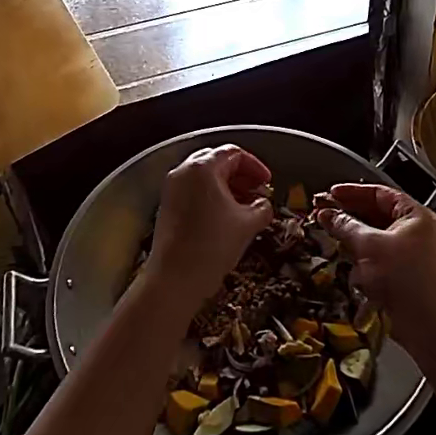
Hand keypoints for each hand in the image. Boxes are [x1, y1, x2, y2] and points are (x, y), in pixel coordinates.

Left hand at [147, 145, 273, 306]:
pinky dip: (211, 197)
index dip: (255, 166)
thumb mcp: (247, 224)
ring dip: (226, 186)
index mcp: (203, 168)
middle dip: (240, 174)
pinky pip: (193, 191)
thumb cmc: (212, 246)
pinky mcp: (166, 207)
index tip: (268, 182)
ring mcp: (172, 189)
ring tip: (244, 205)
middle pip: (216, 161)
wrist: (173, 281)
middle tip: (257, 190)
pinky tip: (224, 217)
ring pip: (204, 177)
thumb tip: (263, 204)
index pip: (234, 153)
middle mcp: (184, 171)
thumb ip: (262, 207)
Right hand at [314, 184, 435, 345]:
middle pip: (378, 217)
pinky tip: (349, 271)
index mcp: (416, 216)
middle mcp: (417, 233)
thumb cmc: (407, 279)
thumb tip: (327, 214)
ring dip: (356, 243)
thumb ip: (347, 227)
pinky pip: (380, 263)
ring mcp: (413, 257)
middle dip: (351, 218)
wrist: (434, 329)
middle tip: (325, 217)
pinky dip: (364, 264)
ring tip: (333, 242)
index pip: (381, 193)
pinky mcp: (406, 280)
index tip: (330, 193)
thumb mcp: (371, 246)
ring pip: (377, 242)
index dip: (353, 192)